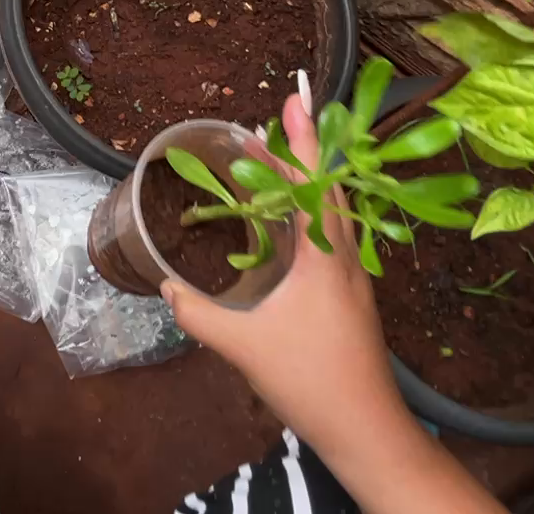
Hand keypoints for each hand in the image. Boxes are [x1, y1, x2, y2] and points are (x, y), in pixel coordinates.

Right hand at [161, 94, 414, 454]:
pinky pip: (331, 229)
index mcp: (324, 260)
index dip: (302, 141)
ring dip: (306, 175)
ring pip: (333, 209)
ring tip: (274, 153)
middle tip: (275, 118)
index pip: (314, 186)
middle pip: (329, 188)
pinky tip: (288, 212)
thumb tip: (165, 285)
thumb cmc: (310, 381)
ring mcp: (351, 275)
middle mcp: (344, 258)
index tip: (294, 101)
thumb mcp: (242, 347)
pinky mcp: (349, 291)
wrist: (368, 433)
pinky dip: (310, 204)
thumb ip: (197, 314)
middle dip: (303, 148)